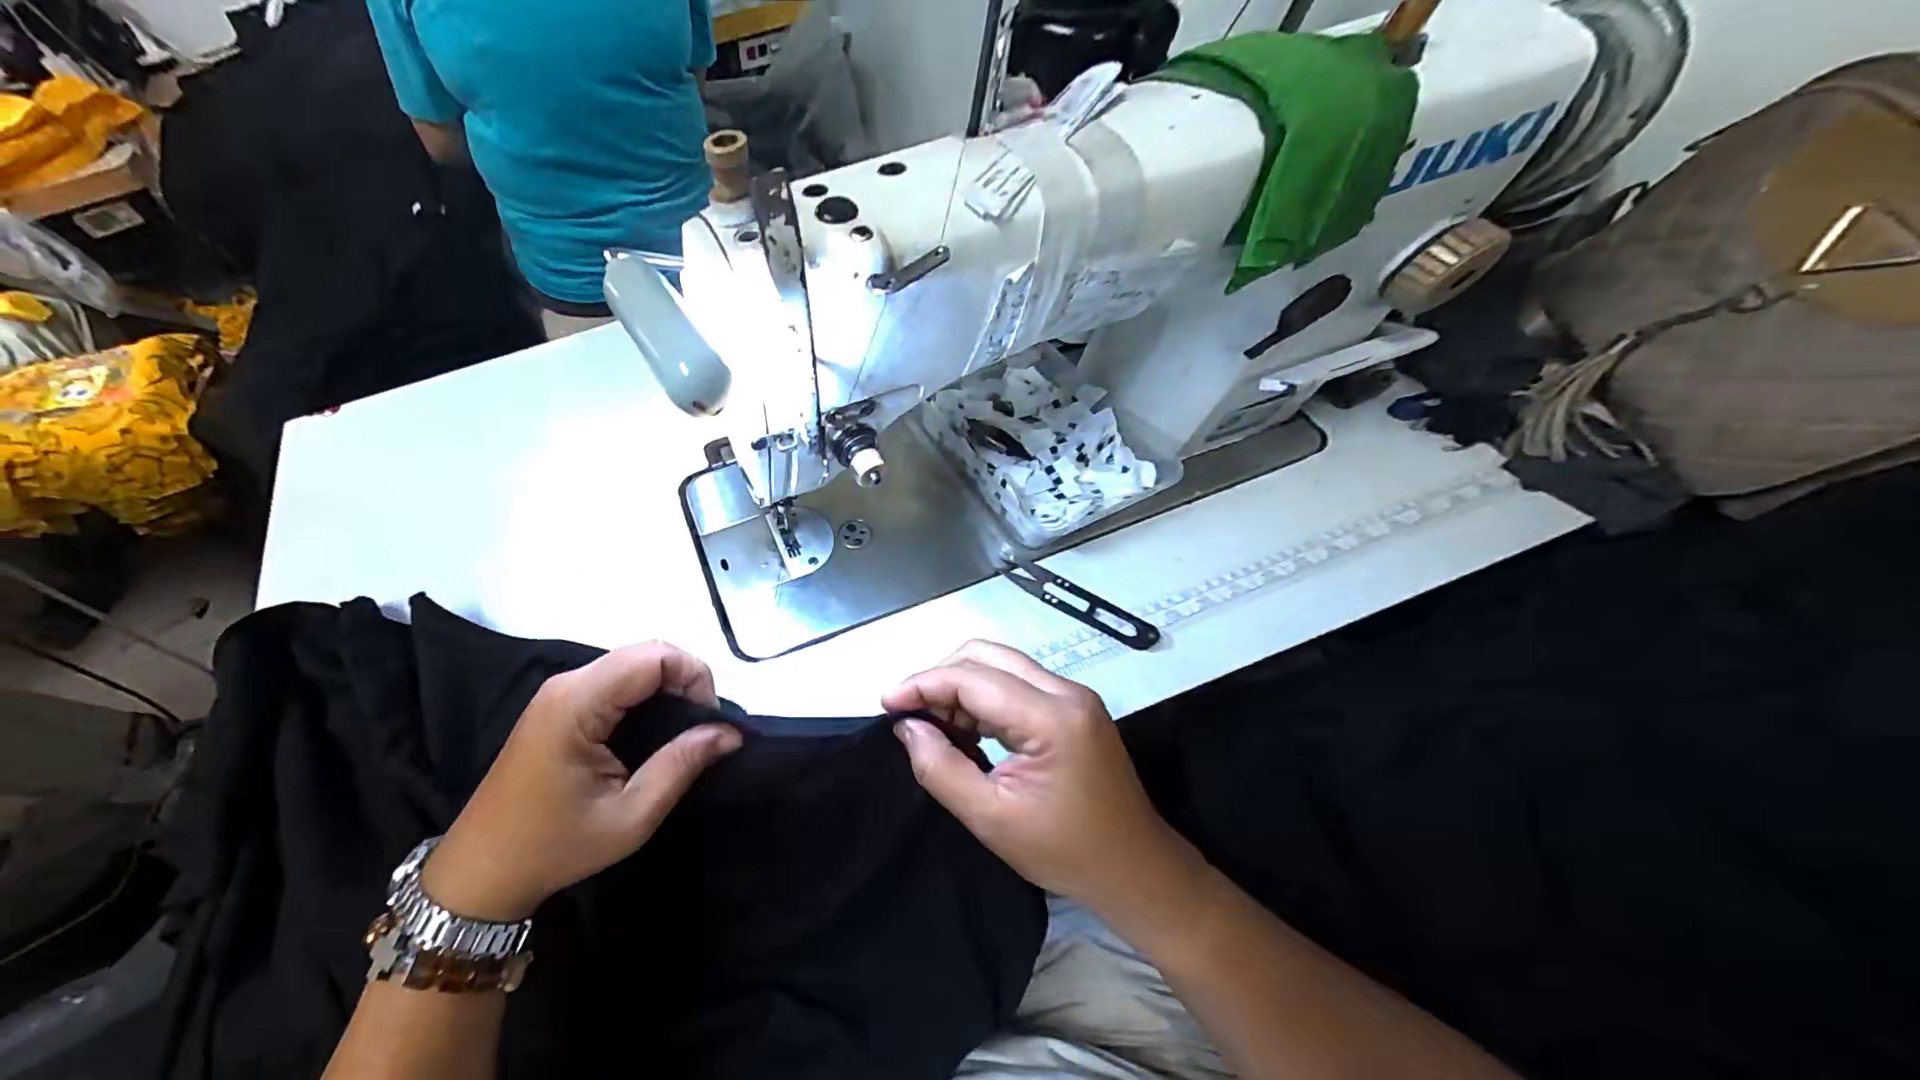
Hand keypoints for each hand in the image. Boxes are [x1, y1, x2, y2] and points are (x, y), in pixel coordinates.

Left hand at [422, 642, 740, 920]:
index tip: (709, 722)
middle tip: (702, 727)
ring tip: (685, 729)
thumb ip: (682, 765)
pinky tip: (656, 727)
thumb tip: (730, 732)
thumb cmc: (555, 847)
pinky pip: (617, 677)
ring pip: (634, 661)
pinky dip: (648, 692)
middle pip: (647, 652)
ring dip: (669, 684)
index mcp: (577, 705)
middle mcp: (566, 685)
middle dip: (687, 679)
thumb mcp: (631, 816)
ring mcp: (559, 691)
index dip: (695, 677)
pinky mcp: (559, 703)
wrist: (480, 872)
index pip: (656, 656)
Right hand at [884, 640, 1197, 913]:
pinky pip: (1018, 684)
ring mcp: (1074, 695)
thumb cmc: (1065, 851)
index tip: (887, 704)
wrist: (1135, 868)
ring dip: (962, 686)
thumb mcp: (992, 818)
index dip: (924, 684)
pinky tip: (965, 727)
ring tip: (933, 725)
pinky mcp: (1074, 707)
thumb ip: (942, 768)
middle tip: (911, 715)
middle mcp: (1066, 691)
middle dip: (941, 677)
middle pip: (988, 656)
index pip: (974, 677)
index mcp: (1052, 716)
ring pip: (1002, 665)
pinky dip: (984, 697)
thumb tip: (907, 726)